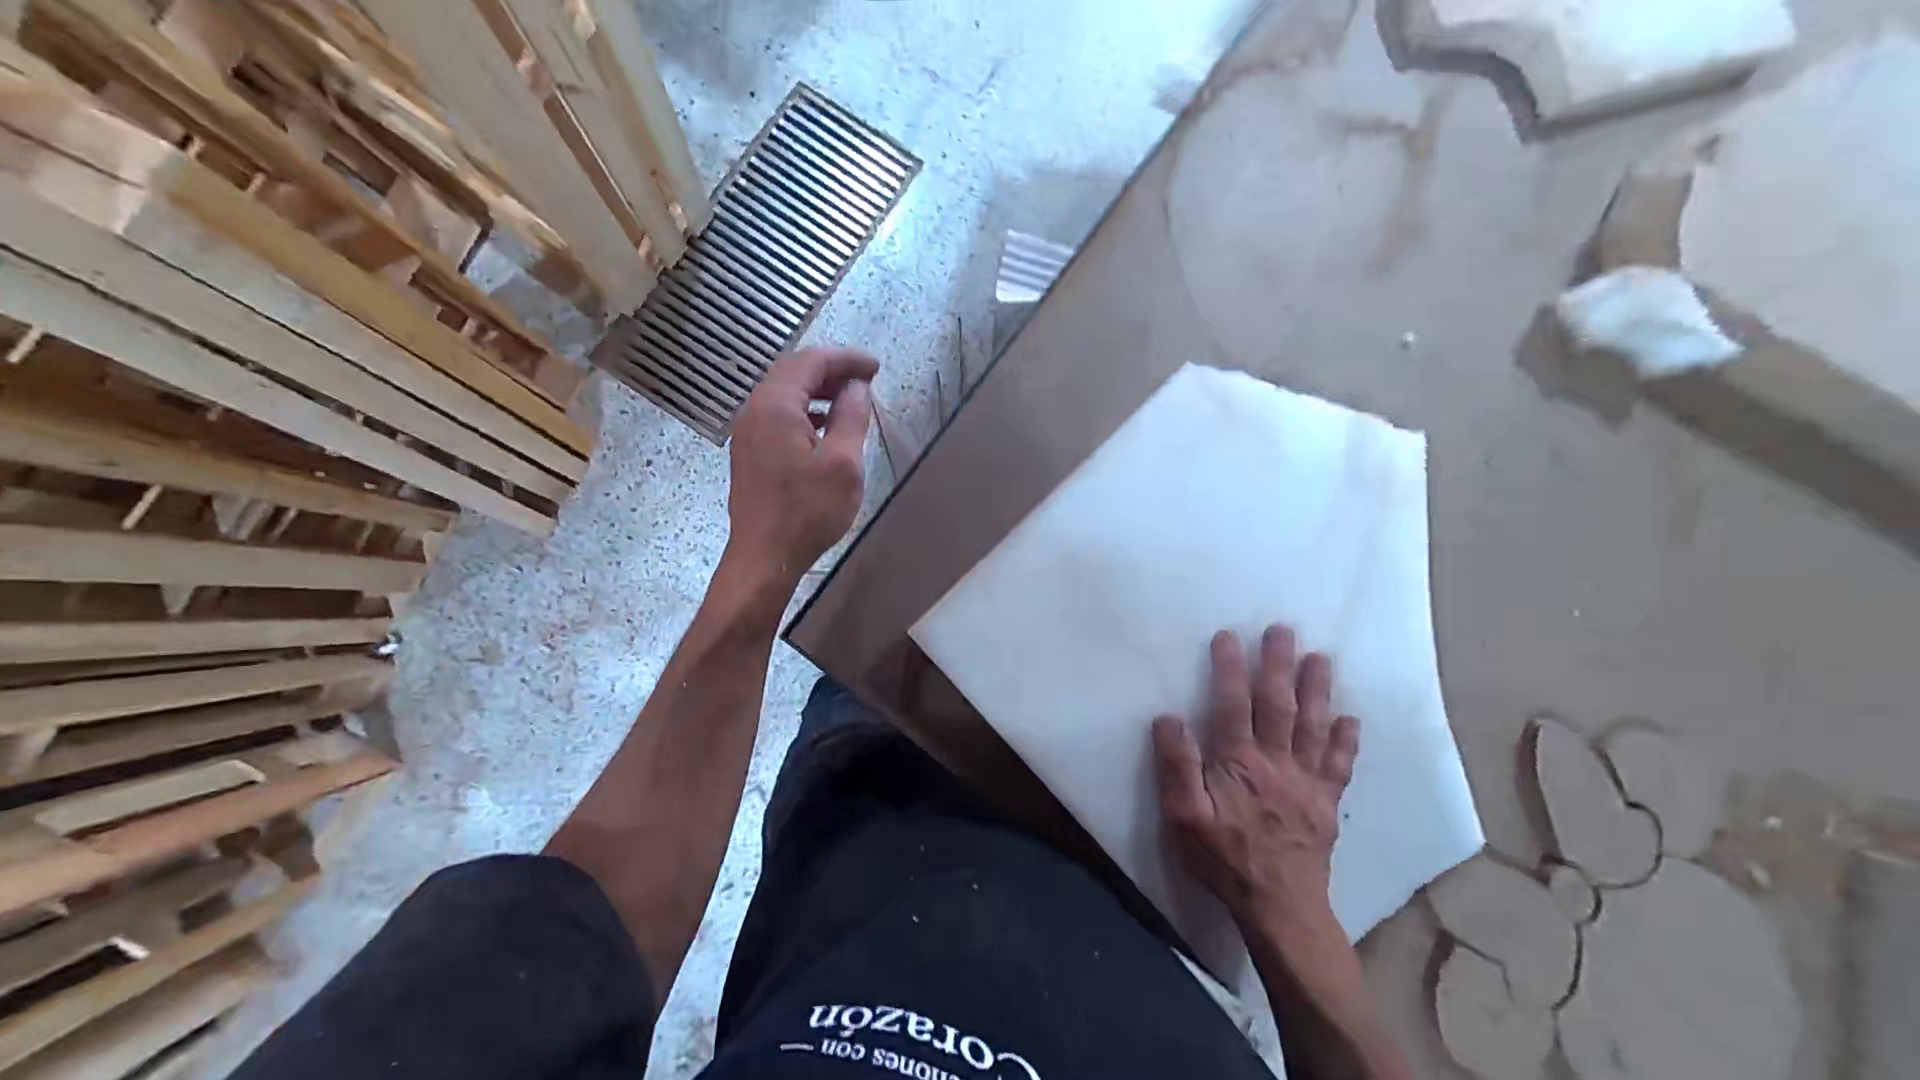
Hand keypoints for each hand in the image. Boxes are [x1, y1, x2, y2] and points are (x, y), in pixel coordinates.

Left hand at [727, 348, 877, 582]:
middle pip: (793, 373)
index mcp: (776, 405)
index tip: (875, 368)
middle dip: (831, 370)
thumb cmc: (807, 511)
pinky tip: (825, 427)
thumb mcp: (843, 463)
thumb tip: (856, 388)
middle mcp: (755, 411)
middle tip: (865, 380)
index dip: (846, 359)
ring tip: (850, 400)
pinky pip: (778, 416)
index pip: (810, 362)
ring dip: (817, 391)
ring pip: (784, 394)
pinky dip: (804, 412)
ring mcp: (747, 432)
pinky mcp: (749, 453)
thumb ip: (851, 417)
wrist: (764, 556)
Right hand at [1151, 625, 1359, 929]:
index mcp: (1238, 763)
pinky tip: (1350, 719)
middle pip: (1278, 705)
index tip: (1228, 636)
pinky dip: (1345, 740)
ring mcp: (1306, 781)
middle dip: (1278, 665)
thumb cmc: (1223, 858)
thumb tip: (1169, 718)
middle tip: (1283, 630)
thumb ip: (1175, 766)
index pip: (1232, 705)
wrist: (1279, 906)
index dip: (1230, 669)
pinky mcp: (1325, 802)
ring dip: (1317, 690)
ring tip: (1321, 658)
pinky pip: (1338, 764)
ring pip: (1312, 725)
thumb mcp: (1182, 817)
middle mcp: (1276, 762)